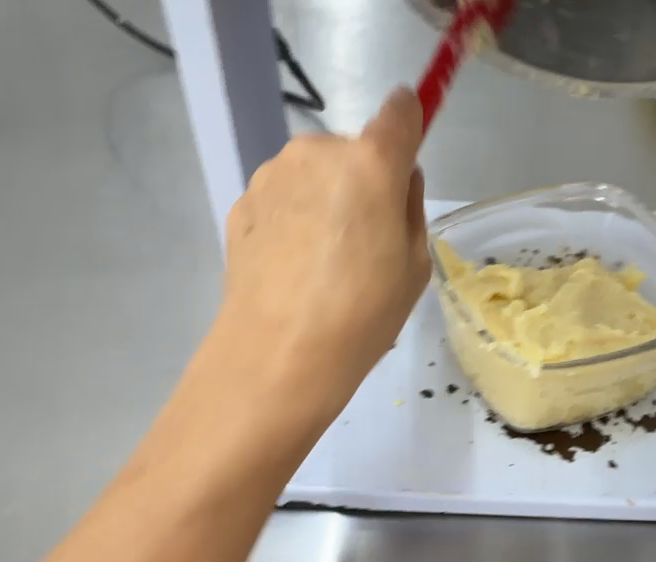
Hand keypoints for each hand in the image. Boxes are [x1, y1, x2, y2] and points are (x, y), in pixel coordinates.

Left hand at [215, 89, 429, 410]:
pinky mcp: (242, 204)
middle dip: (360, 184)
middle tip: (364, 245)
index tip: (405, 161)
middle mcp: (316, 153)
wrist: (280, 354)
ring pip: (311, 176)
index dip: (407, 131)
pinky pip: (281, 202)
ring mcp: (271, 175)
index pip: (399, 113)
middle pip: (350, 152)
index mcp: (370, 162)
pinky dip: (290, 224)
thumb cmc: (362, 315)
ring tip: (323, 267)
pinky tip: (292, 272)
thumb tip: (396, 182)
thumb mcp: (414, 268)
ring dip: (321, 203)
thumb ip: (410, 209)